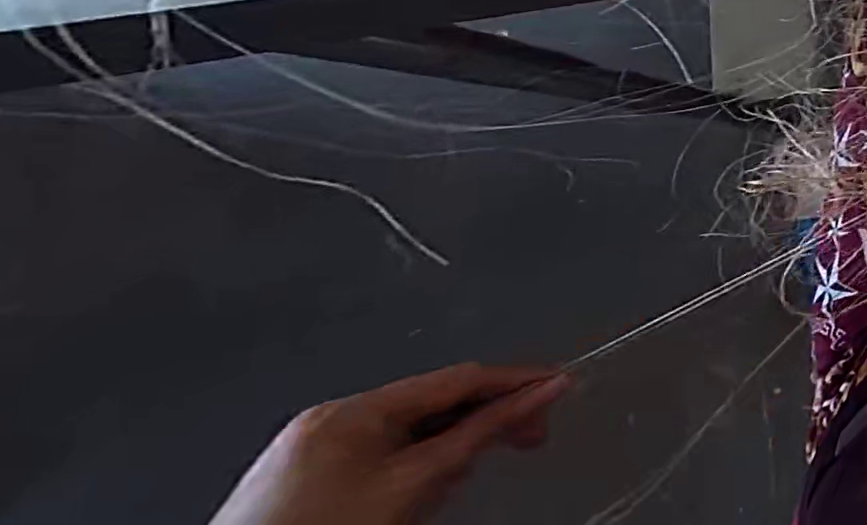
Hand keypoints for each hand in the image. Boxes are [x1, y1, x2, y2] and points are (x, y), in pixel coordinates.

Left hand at [210, 363, 573, 524]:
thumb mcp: (417, 484)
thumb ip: (485, 430)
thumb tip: (547, 388)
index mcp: (353, 410)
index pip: (457, 378)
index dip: (514, 380)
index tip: (558, 386)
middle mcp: (330, 420)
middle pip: (434, 404)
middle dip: (484, 420)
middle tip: (533, 436)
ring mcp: (312, 452)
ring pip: (409, 434)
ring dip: (449, 450)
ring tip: (462, 478)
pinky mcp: (304, 484)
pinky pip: (381, 459)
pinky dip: (415, 469)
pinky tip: (425, 491)